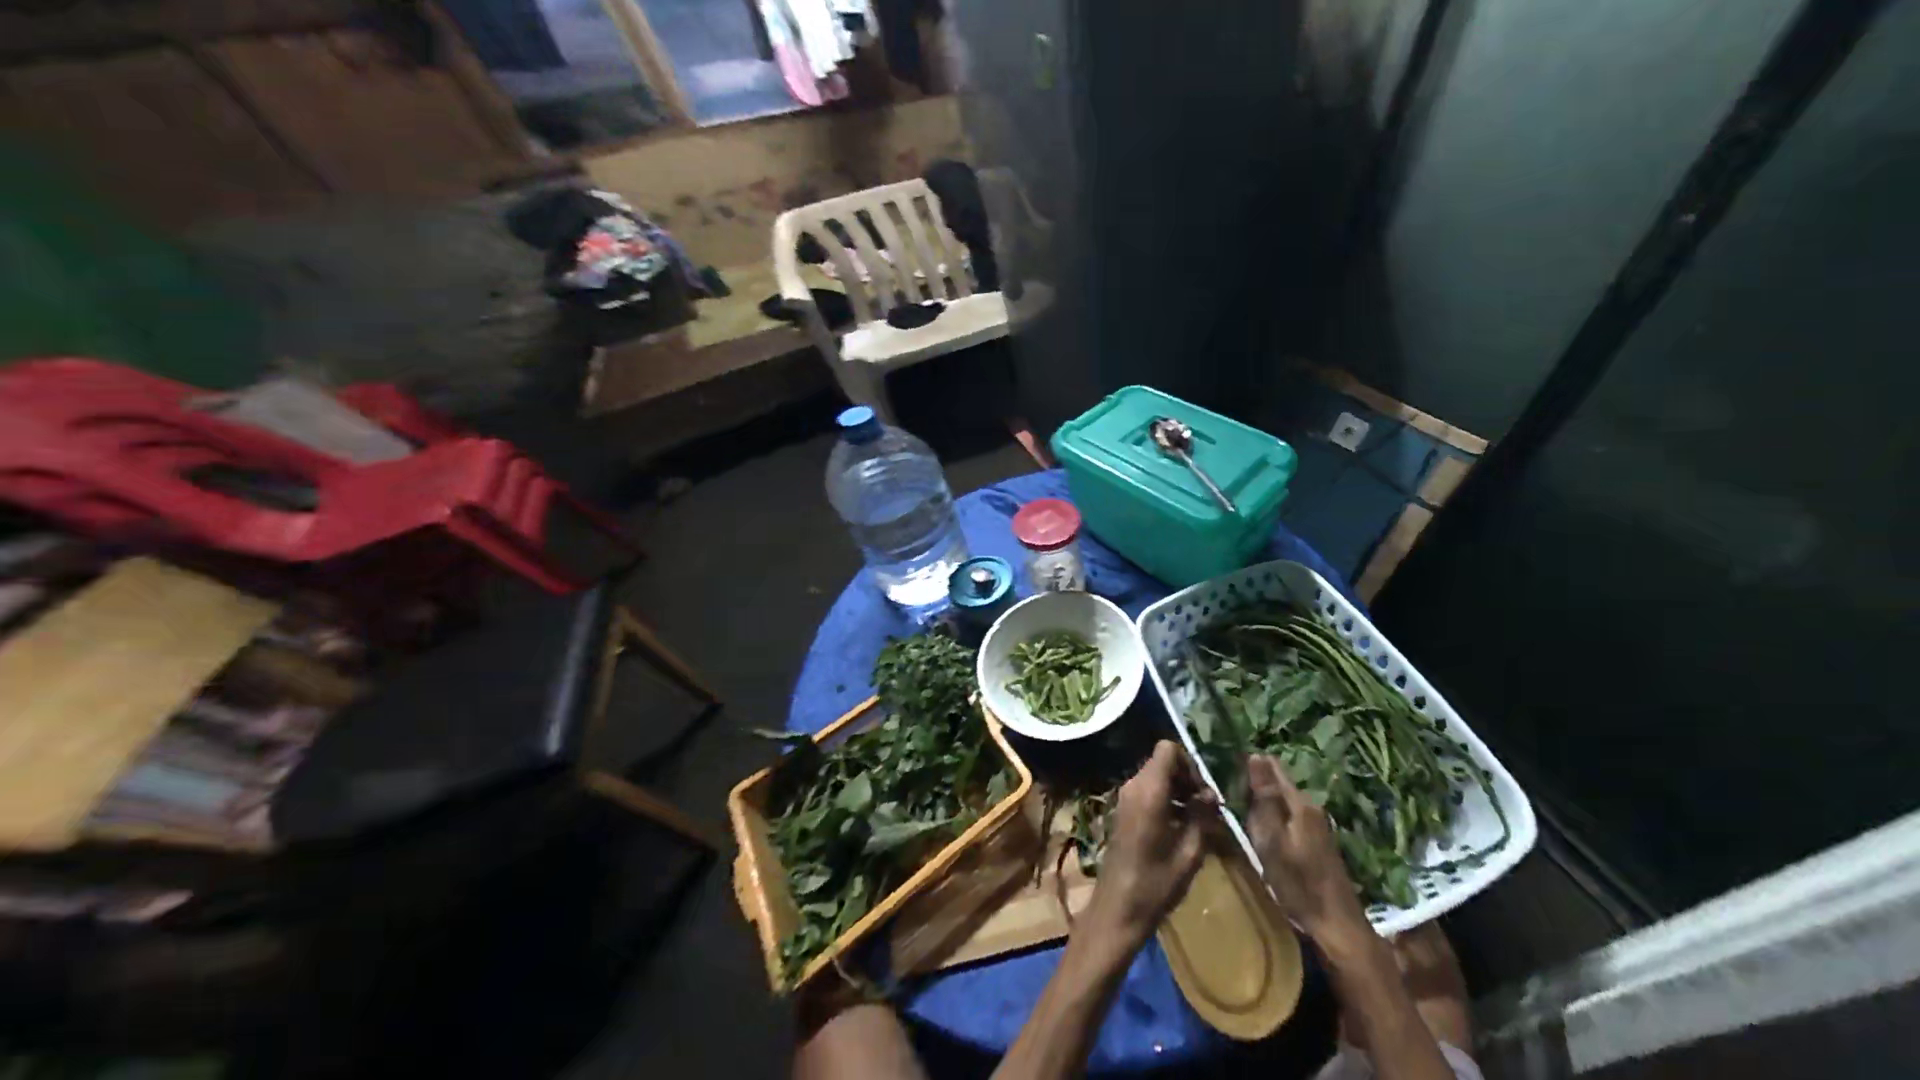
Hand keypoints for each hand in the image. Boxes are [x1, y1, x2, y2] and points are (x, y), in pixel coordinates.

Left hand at [1084, 741, 1215, 947]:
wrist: (1117, 908)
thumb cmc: (1155, 885)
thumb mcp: (1190, 853)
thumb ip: (1202, 818)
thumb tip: (1212, 795)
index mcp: (1148, 792)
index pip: (1167, 750)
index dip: (1190, 764)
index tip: (1204, 793)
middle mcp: (1133, 787)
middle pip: (1162, 762)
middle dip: (1187, 779)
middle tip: (1207, 809)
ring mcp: (1125, 799)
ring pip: (1156, 777)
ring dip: (1178, 791)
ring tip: (1198, 821)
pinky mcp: (1123, 812)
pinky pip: (1147, 792)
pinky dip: (1166, 800)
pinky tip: (1181, 828)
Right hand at [1243, 754, 1372, 949]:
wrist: (1337, 926)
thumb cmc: (1298, 883)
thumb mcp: (1272, 839)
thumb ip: (1264, 798)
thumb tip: (1255, 755)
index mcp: (1300, 804)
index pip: (1273, 767)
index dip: (1250, 763)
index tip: (1225, 766)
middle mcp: (1312, 808)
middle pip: (1279, 783)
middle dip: (1255, 782)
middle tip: (1227, 791)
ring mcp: (1317, 826)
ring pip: (1283, 801)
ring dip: (1263, 801)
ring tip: (1238, 806)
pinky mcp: (1317, 842)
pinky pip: (1289, 816)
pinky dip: (1273, 817)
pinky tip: (1260, 828)